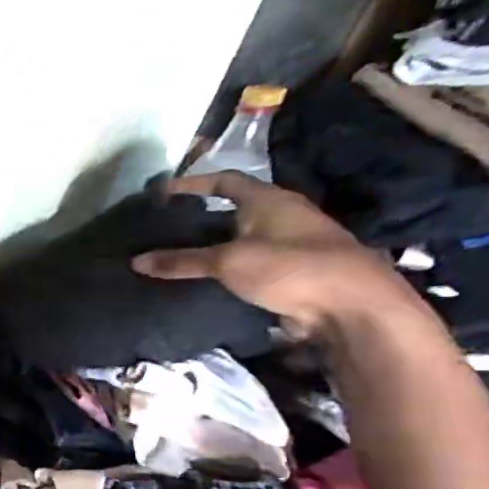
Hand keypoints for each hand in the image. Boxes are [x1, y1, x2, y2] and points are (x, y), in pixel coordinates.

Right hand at [131, 171, 422, 339]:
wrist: (352, 307)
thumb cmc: (290, 267)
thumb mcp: (228, 262)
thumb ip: (182, 261)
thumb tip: (135, 261)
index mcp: (269, 200)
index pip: (224, 180)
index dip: (192, 183)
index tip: (161, 193)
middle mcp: (281, 216)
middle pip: (232, 210)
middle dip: (199, 218)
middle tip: (162, 229)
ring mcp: (290, 245)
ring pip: (240, 239)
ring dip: (212, 247)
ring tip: (175, 257)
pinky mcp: (292, 273)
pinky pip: (249, 264)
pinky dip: (226, 269)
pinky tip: (204, 281)